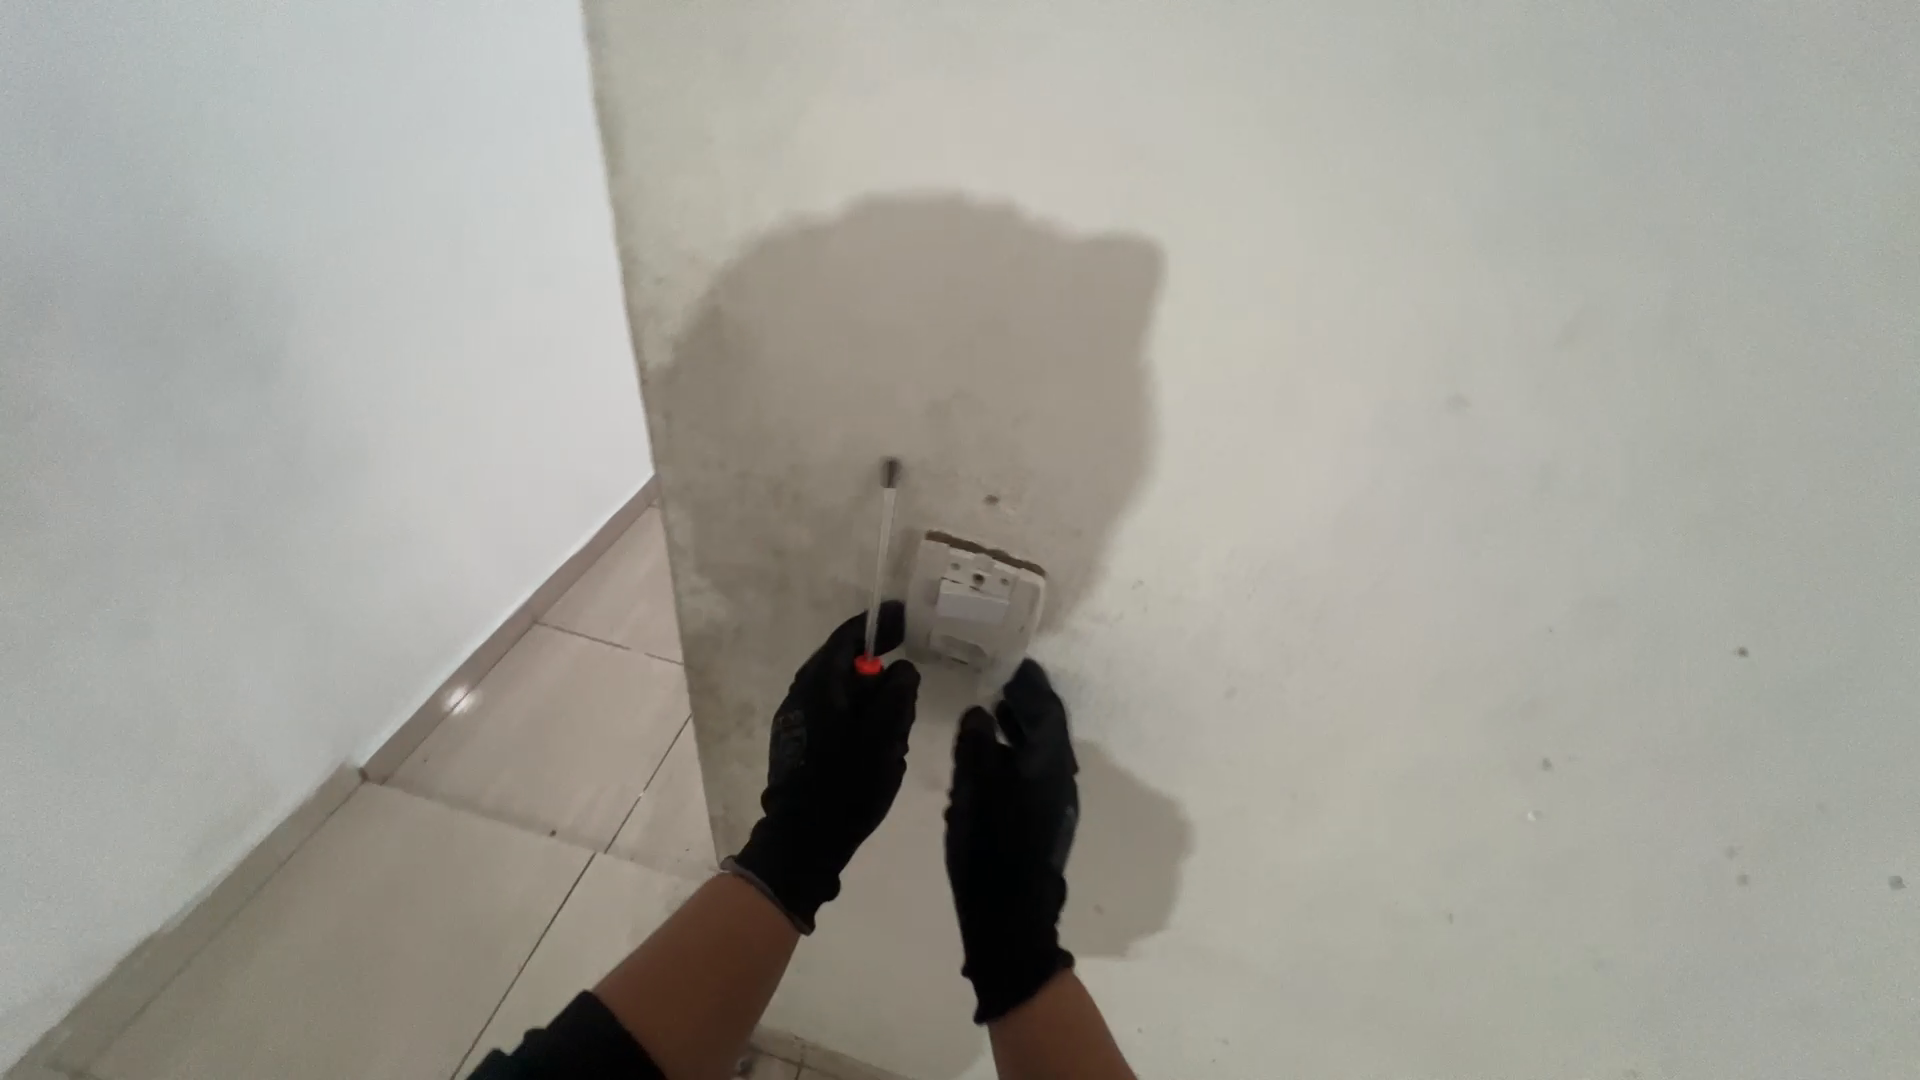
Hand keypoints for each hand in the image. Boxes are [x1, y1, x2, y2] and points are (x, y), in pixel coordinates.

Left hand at [726, 601, 919, 931]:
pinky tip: (875, 740)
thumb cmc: (846, 782)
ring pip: (840, 690)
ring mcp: (795, 717)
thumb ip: (898, 693)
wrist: (802, 841)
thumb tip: (900, 669)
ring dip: (869, 696)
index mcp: (820, 682)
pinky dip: (856, 714)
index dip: (881, 623)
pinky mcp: (796, 740)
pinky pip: (832, 713)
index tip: (907, 618)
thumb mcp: (885, 735)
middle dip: (878, 666)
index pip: (850, 635)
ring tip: (896, 717)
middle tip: (909, 672)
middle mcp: (801, 692)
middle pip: (844, 662)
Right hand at [944, 659, 1078, 1022]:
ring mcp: (1056, 800)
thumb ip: (978, 746)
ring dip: (1022, 727)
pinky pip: (1035, 769)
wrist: (1011, 918)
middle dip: (1027, 702)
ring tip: (994, 709)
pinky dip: (1018, 751)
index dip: (1032, 684)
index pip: (1046, 710)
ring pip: (1042, 750)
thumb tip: (981, 712)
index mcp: (1048, 765)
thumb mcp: (974, 791)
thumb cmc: (991, 849)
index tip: (1018, 662)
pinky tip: (993, 754)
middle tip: (1002, 680)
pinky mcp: (1047, 818)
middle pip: (1048, 728)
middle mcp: (1060, 777)